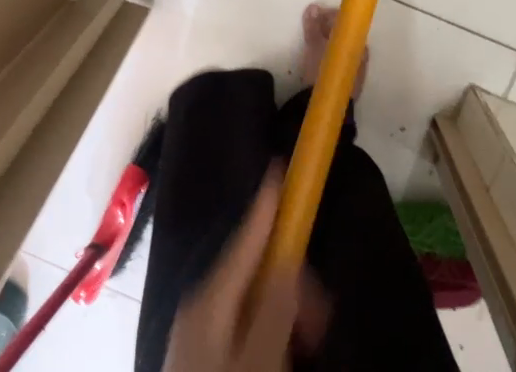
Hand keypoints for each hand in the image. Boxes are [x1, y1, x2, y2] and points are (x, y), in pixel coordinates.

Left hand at [163, 176, 305, 371]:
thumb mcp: (259, 357)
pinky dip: (264, 319)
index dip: (266, 201)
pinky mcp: (199, 344)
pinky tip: (278, 345)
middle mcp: (199, 299)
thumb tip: (289, 260)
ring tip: (303, 338)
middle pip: (253, 265)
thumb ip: (274, 306)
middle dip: (289, 275)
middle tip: (319, 317)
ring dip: (281, 303)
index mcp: (210, 296)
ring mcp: (196, 321)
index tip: (279, 164)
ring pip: (250, 291)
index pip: (245, 236)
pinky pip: (239, 314)